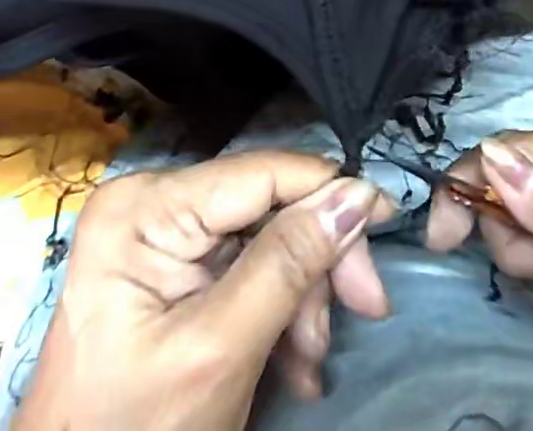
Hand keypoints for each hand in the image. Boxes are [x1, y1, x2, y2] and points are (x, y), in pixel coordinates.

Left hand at [15, 150, 394, 430]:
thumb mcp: (219, 350)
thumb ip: (289, 264)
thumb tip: (359, 192)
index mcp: (145, 207)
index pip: (263, 173)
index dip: (331, 189)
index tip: (387, 219)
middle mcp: (154, 201)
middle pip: (271, 204)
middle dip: (318, 260)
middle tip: (366, 306)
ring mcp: (164, 233)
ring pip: (272, 236)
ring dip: (305, 295)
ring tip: (311, 359)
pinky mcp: (178, 265)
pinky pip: (254, 264)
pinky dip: (284, 308)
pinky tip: (294, 361)